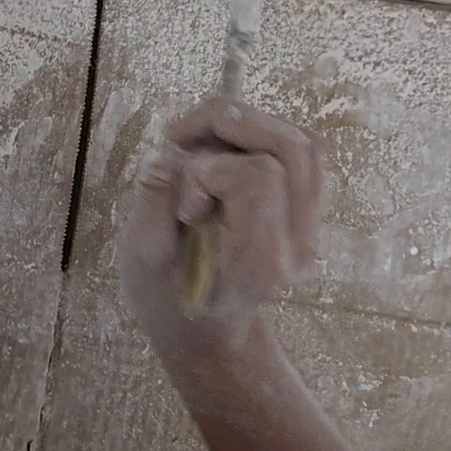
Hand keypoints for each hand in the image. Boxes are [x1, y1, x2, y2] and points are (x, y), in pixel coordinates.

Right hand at [119, 97, 322, 359]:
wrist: (204, 328)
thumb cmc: (164, 295)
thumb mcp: (141, 258)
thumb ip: (153, 206)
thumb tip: (164, 158)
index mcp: (258, 257)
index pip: (258, 175)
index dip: (205, 170)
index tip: (180, 204)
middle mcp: (296, 240)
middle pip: (291, 146)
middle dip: (228, 124)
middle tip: (178, 139)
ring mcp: (308, 225)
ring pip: (301, 140)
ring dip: (241, 122)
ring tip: (194, 136)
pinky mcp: (304, 210)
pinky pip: (302, 149)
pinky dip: (256, 131)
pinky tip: (216, 142)